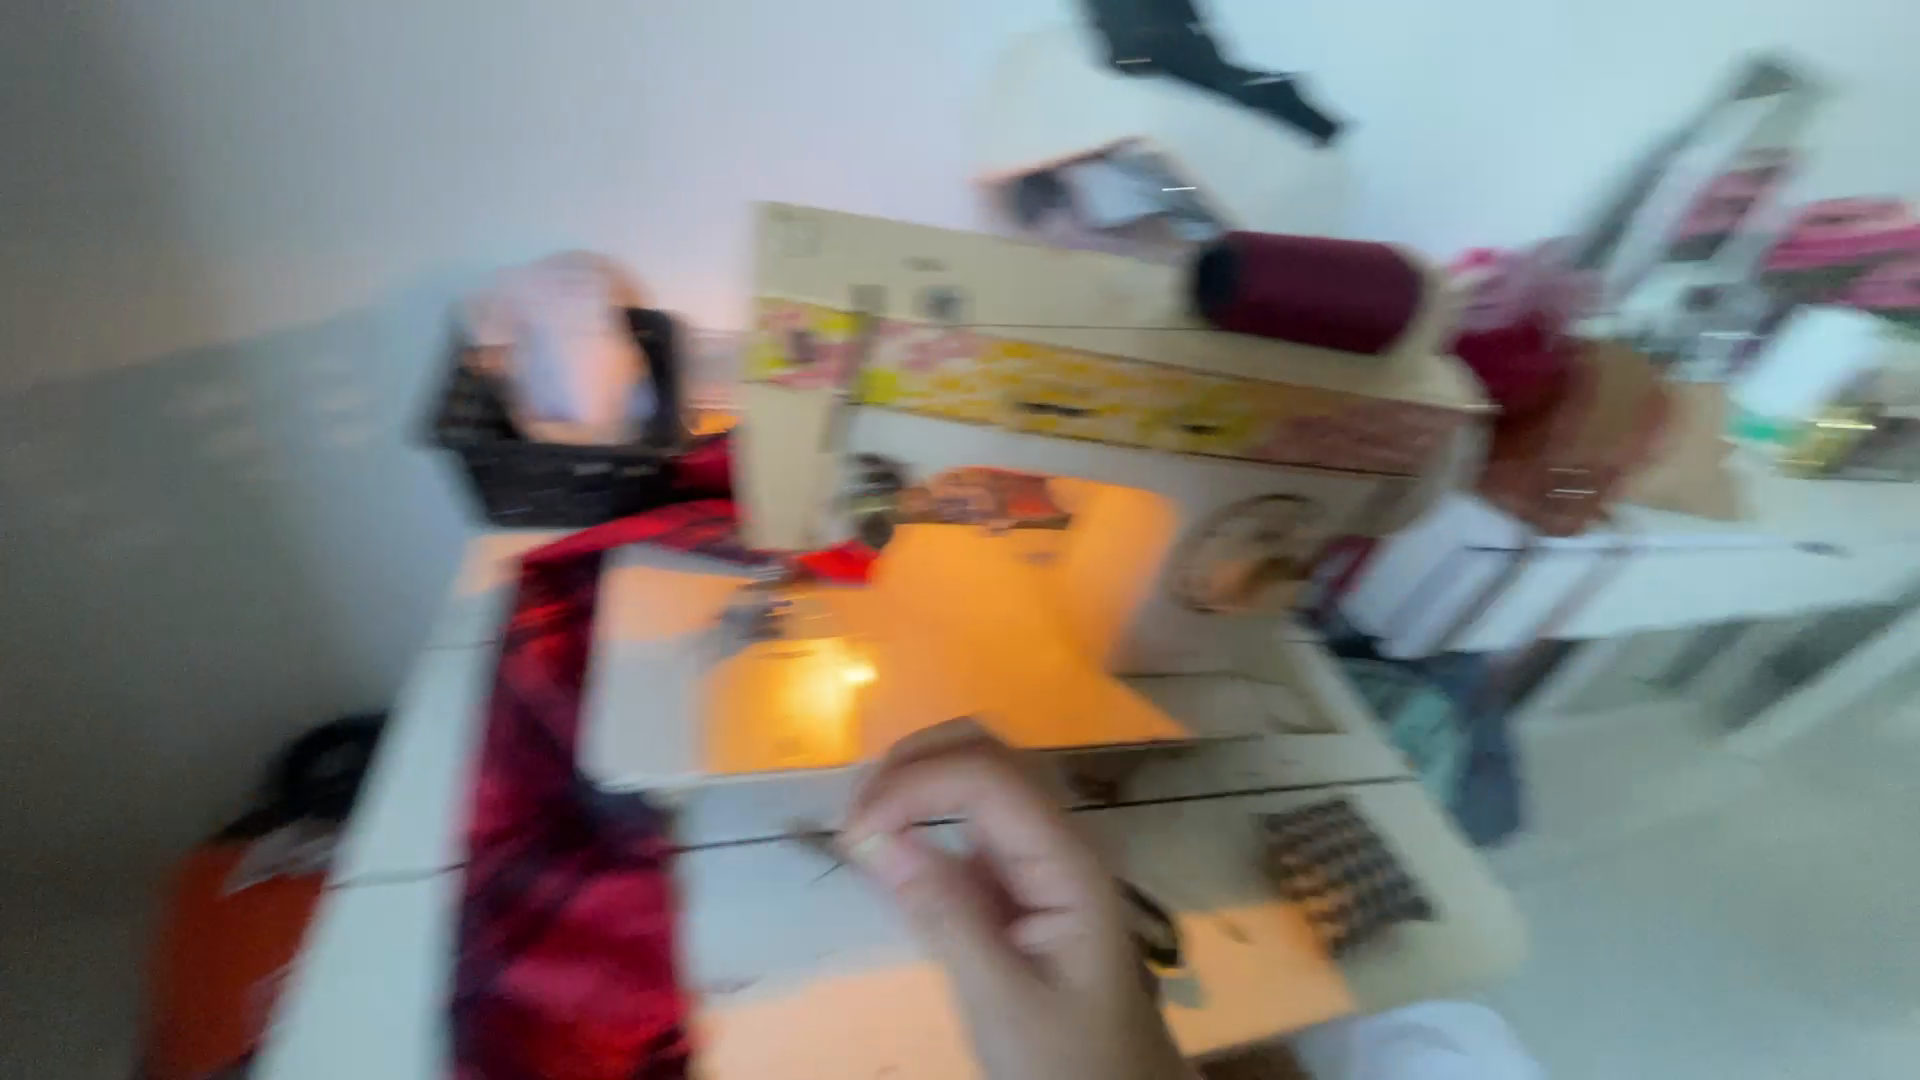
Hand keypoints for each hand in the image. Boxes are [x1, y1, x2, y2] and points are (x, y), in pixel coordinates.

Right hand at [842, 719, 1189, 1079]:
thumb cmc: (1070, 1055)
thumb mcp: (1003, 1003)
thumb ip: (944, 917)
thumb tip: (873, 838)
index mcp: (1067, 858)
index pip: (988, 777)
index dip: (915, 783)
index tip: (855, 831)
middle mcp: (1058, 829)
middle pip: (986, 750)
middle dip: (913, 763)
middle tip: (855, 816)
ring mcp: (1041, 839)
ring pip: (977, 766)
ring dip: (916, 774)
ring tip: (864, 820)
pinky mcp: (1020, 857)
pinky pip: (970, 805)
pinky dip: (924, 802)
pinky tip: (892, 833)